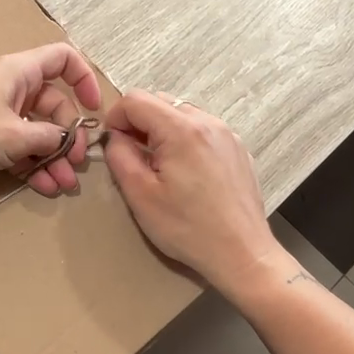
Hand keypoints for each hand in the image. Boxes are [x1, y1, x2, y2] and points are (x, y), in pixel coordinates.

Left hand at [0, 43, 103, 195]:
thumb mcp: (14, 136)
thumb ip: (49, 137)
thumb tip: (66, 140)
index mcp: (19, 71)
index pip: (63, 59)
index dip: (85, 79)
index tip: (95, 110)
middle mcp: (10, 86)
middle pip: (54, 104)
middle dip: (68, 136)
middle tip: (75, 166)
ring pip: (36, 130)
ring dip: (52, 156)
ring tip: (62, 185)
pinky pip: (18, 145)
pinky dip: (31, 163)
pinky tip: (43, 186)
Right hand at [103, 90, 287, 290]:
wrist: (241, 253)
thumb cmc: (188, 229)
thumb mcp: (140, 195)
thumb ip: (120, 157)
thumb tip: (114, 138)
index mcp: (181, 130)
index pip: (136, 99)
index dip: (115, 117)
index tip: (111, 143)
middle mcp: (207, 123)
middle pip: (160, 101)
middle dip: (138, 122)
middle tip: (131, 155)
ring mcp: (227, 135)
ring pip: (182, 113)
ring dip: (162, 130)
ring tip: (158, 166)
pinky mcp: (237, 150)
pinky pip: (202, 130)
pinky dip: (185, 140)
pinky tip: (184, 173)